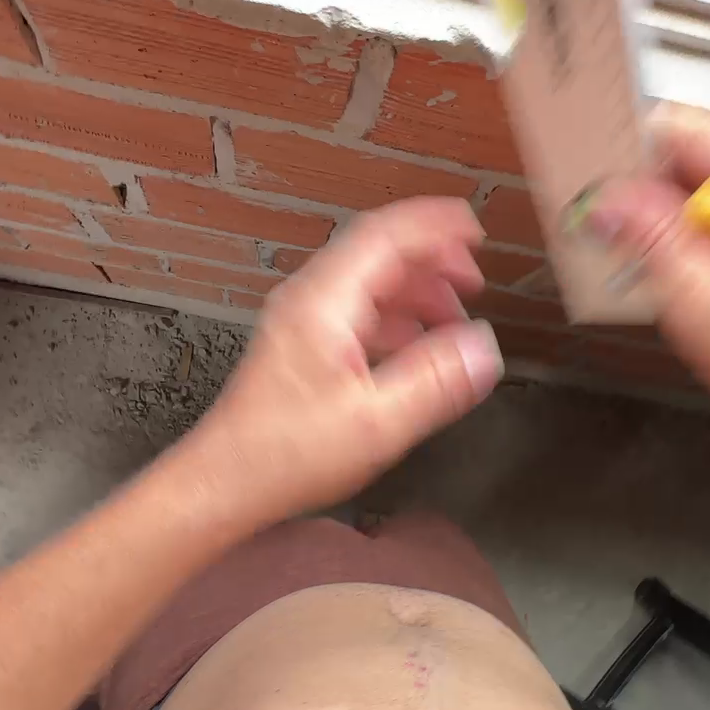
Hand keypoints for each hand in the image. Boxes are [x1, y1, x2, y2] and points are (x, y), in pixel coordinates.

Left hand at [182, 197, 502, 522]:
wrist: (224, 483)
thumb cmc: (286, 455)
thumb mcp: (375, 423)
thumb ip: (435, 382)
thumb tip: (484, 348)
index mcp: (323, 303)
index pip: (384, 236)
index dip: (434, 225)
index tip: (475, 229)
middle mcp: (309, 300)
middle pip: (378, 254)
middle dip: (432, 261)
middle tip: (474, 282)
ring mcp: (301, 321)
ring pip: (368, 284)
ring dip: (415, 293)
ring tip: (453, 320)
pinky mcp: (301, 347)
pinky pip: (355, 313)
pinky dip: (394, 321)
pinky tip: (415, 350)